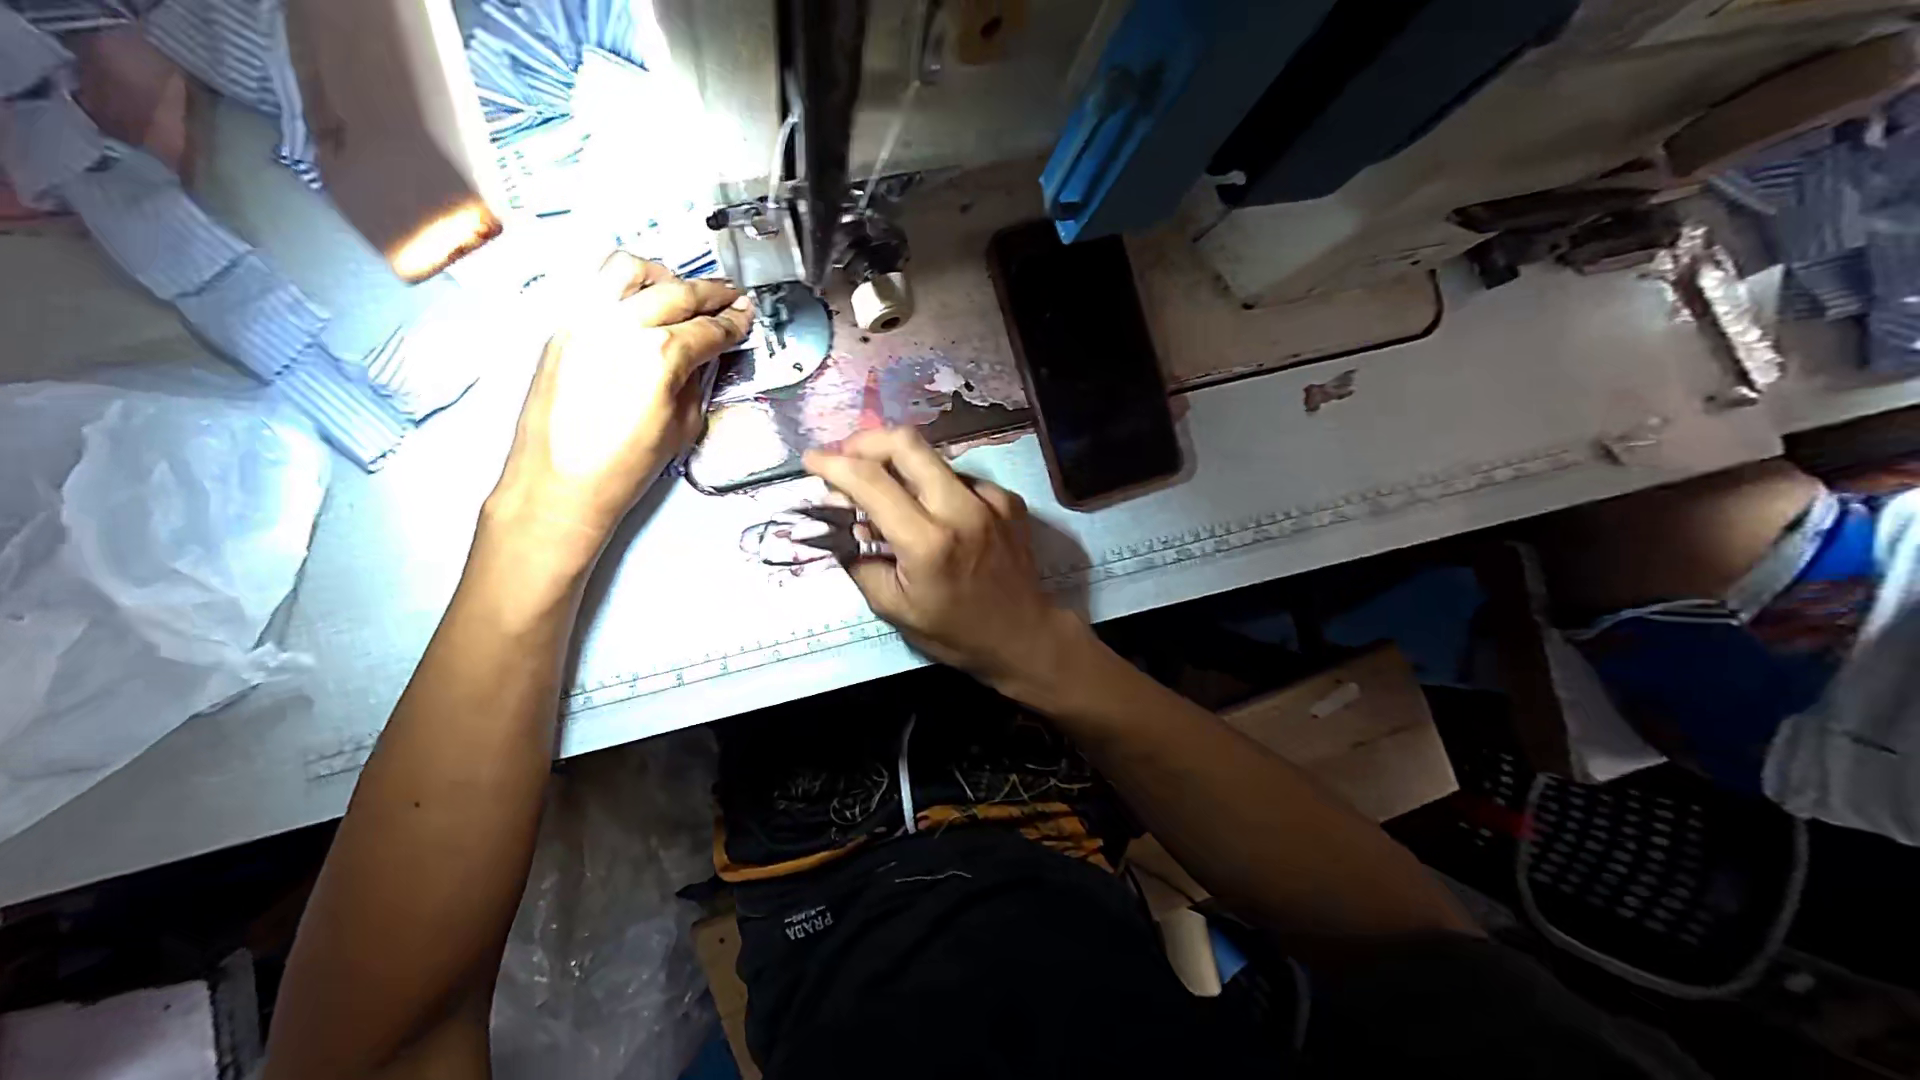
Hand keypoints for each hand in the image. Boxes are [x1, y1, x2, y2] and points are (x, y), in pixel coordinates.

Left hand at [485, 252, 751, 567]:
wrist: (560, 483)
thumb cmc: (620, 467)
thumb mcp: (682, 427)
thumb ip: (697, 381)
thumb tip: (707, 356)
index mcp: (660, 356)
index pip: (709, 328)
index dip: (735, 322)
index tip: (745, 316)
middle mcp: (621, 327)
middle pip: (679, 291)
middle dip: (713, 292)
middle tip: (731, 295)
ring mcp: (587, 321)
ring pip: (632, 269)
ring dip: (666, 275)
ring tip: (681, 287)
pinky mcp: (563, 326)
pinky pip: (596, 283)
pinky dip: (624, 281)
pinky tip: (640, 295)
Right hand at [803, 428, 1093, 693]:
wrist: (1024, 636)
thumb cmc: (955, 632)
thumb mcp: (894, 608)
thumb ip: (860, 561)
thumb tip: (839, 525)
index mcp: (928, 542)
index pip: (871, 482)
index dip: (834, 465)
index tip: (812, 460)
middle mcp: (961, 509)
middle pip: (906, 443)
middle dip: (866, 442)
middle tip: (847, 459)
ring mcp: (990, 499)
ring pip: (933, 458)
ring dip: (900, 467)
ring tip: (887, 494)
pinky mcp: (1008, 500)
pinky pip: (960, 478)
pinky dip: (936, 488)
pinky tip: (935, 515)